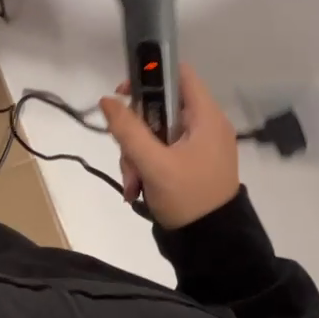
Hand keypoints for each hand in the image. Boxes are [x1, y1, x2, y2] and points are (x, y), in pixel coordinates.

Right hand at [100, 63, 239, 228]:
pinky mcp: (192, 163)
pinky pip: (161, 151)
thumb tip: (106, 100)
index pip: (179, 74)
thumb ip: (127, 129)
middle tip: (126, 154)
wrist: (212, 243)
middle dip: (135, 132)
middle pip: (160, 108)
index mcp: (206, 118)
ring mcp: (199, 146)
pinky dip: (145, 166)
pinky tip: (137, 187)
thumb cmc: (187, 197)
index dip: (150, 75)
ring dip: (136, 155)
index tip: (124, 94)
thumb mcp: (153, 163)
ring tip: (133, 182)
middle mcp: (206, 126)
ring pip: (155, 133)